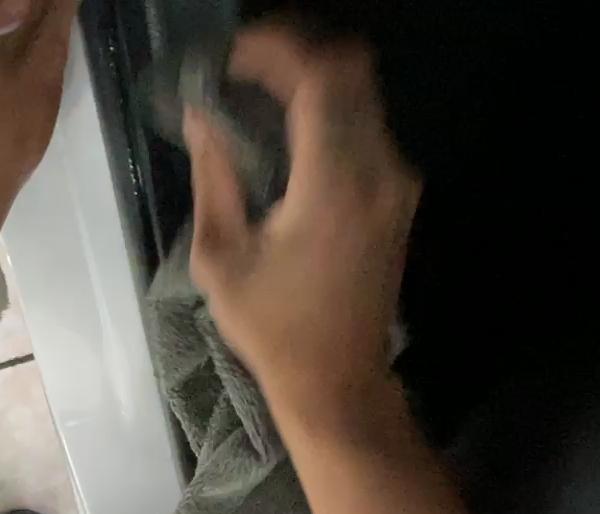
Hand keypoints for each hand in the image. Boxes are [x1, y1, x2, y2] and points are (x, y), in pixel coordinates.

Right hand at [184, 26, 419, 436]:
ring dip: (311, 84)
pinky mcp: (397, 195)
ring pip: (362, 96)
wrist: (337, 378)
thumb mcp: (221, 262)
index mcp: (333, 184)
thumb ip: (214, 181)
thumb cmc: (272, 329)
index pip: (320, 78)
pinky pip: (365, 129)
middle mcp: (379, 169)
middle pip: (351, 71)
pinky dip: (327, 115)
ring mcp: (396, 181)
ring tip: (255, 100)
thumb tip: (202, 120)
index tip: (229, 56)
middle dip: (295, 54)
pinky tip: (286, 138)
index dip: (275, 49)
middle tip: (242, 69)